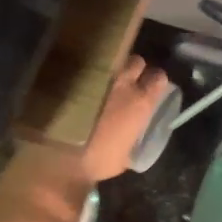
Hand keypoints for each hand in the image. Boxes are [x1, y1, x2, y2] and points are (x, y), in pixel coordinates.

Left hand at [19, 56, 169, 184]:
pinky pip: (88, 70)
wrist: (62, 158)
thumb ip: (134, 138)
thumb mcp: (126, 156)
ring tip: (106, 83)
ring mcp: (98, 80)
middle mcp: (123, 84)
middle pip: (136, 60)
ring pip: (112, 61)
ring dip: (113, 70)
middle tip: (129, 82)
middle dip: (135, 69)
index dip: (156, 81)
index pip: (159, 77)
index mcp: (140, 102)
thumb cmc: (99, 161)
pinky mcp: (75, 80)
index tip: (152, 88)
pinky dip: (90, 76)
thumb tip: (132, 135)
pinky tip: (85, 88)